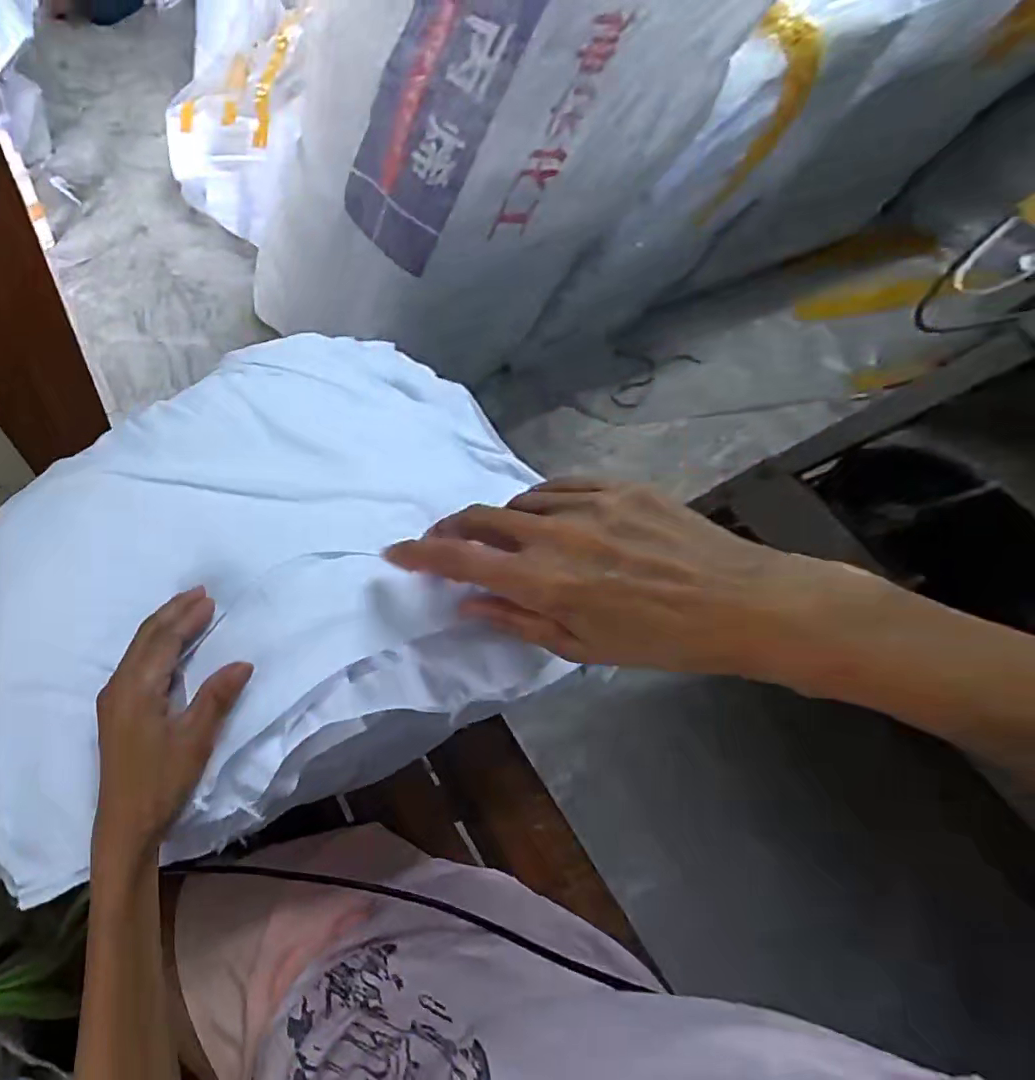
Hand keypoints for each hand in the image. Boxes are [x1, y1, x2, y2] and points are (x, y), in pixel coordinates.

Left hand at [93, 587, 253, 866]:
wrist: (124, 821)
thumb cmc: (162, 782)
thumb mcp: (195, 740)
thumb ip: (216, 697)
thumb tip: (242, 662)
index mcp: (137, 686)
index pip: (164, 640)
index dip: (187, 618)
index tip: (209, 599)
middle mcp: (119, 683)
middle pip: (146, 637)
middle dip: (172, 612)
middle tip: (198, 594)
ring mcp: (112, 695)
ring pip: (137, 648)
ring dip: (161, 627)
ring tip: (186, 611)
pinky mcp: (113, 708)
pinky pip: (133, 663)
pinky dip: (153, 647)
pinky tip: (167, 649)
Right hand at [384, 477, 892, 680]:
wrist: (755, 605)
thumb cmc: (663, 640)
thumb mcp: (582, 647)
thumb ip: (515, 621)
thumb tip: (466, 602)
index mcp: (542, 583)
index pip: (458, 559)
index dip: (418, 554)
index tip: (394, 552)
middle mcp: (554, 538)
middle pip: (476, 518)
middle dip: (449, 528)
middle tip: (445, 541)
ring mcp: (587, 507)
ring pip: (514, 501)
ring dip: (499, 520)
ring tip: (512, 537)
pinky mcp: (618, 489)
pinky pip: (555, 487)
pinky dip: (538, 503)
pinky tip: (551, 518)